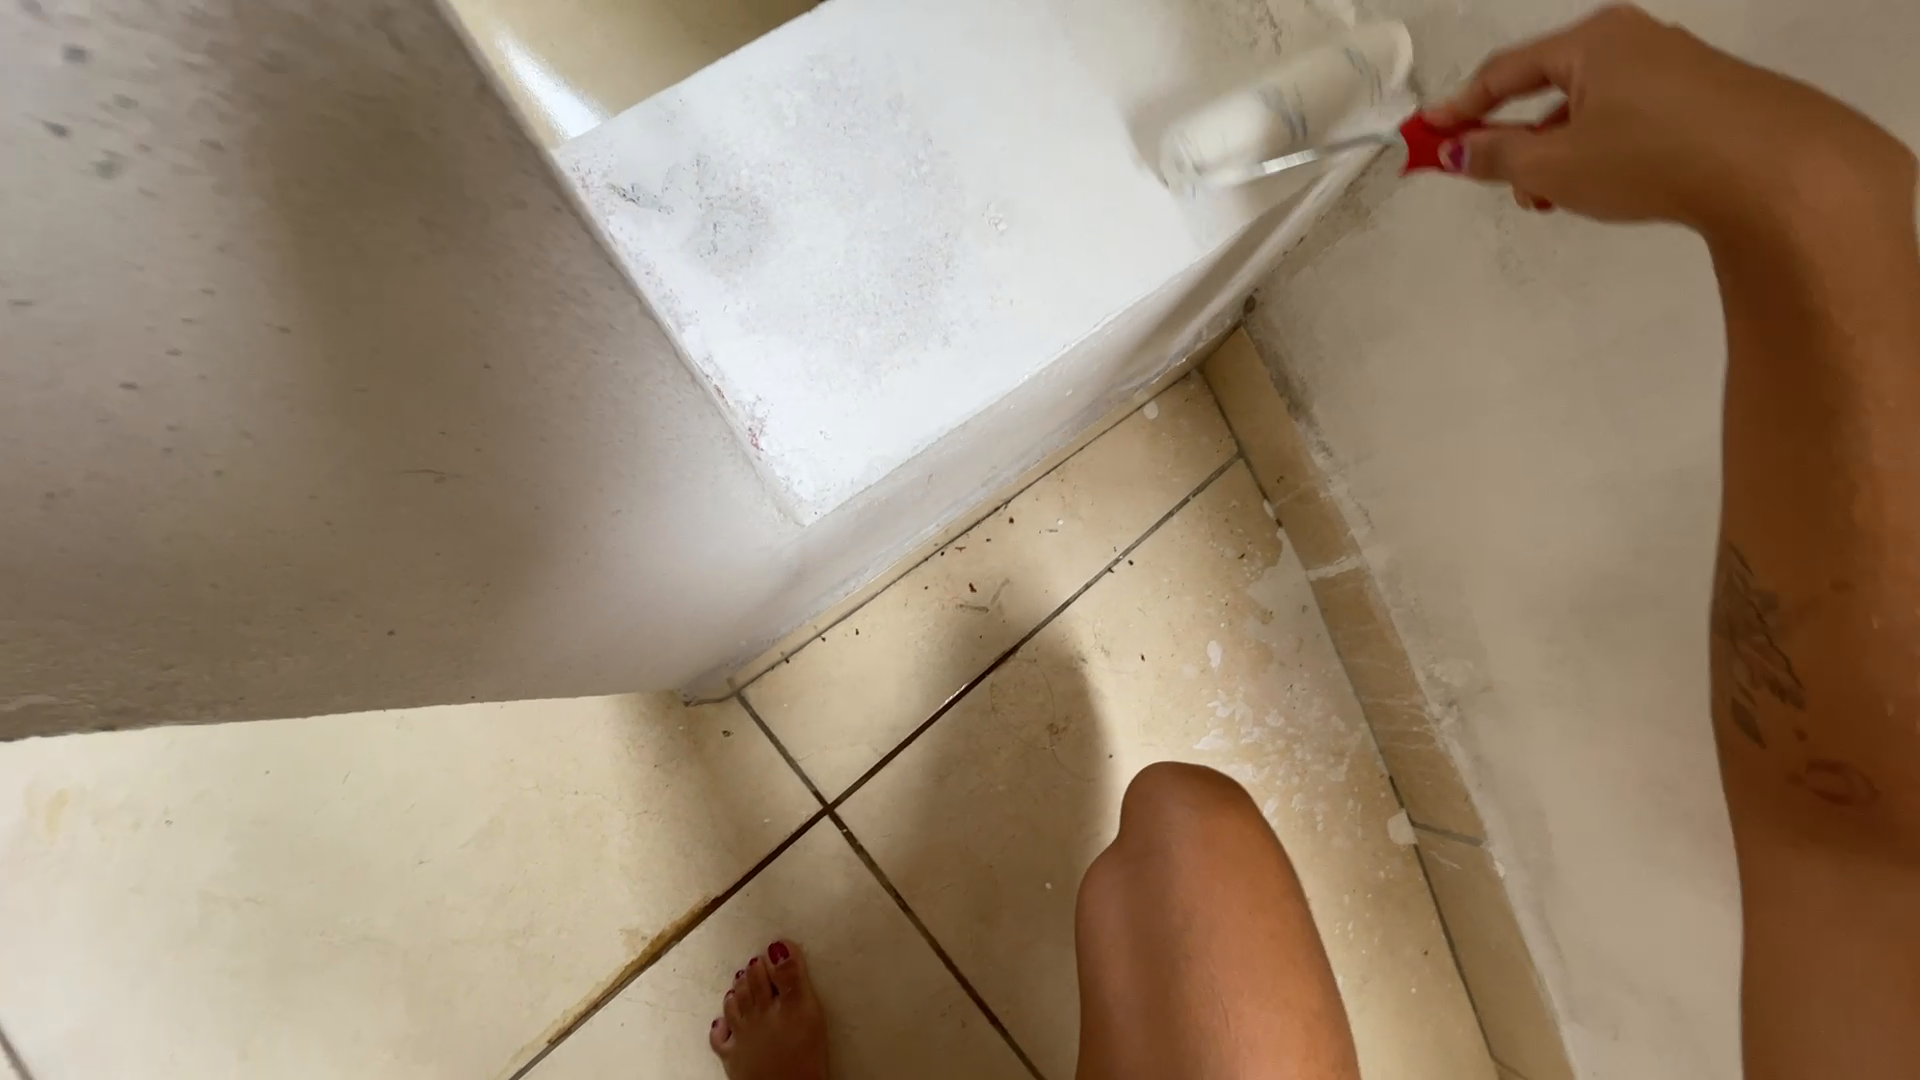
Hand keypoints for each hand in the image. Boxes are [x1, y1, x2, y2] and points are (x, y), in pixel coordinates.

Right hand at [1426, 4, 1915, 236]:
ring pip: (1575, 113)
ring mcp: (1664, 69)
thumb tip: (1450, 152)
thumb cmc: (1645, 157)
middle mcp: (1628, 42)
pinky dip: (1581, 155)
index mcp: (1591, 42)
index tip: (1419, 136)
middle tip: (1478, 178)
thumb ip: (1491, 157)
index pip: (1501, 73)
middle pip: (1539, 91)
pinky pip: (1610, 121)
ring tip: (1540, 199)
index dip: (1455, 108)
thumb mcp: (1549, 164)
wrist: (1771, 169)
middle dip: (1504, 140)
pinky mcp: (1688, 99)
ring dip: (1543, 157)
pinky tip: (1581, 191)